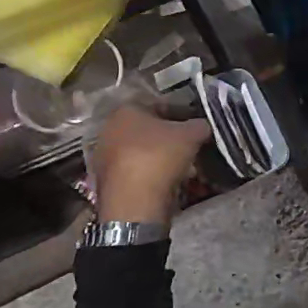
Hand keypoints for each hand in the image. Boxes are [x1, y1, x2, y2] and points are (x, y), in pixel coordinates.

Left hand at [89, 103, 210, 224]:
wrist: (134, 202)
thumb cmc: (159, 157)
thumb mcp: (191, 135)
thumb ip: (199, 125)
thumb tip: (202, 126)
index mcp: (126, 110)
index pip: (160, 105)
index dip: (183, 113)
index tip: (198, 125)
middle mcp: (109, 129)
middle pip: (149, 130)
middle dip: (171, 137)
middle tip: (191, 146)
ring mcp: (105, 156)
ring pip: (142, 151)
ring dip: (163, 157)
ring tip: (185, 167)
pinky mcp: (106, 180)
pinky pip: (136, 171)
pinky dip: (152, 173)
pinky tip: (169, 182)